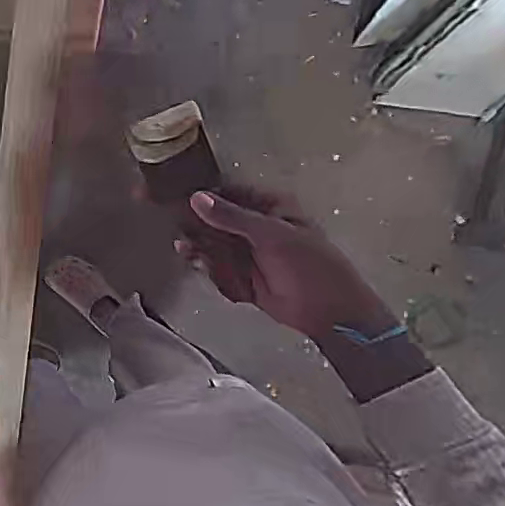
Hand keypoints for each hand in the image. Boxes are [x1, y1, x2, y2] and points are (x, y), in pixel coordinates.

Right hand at [178, 187, 395, 340]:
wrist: (325, 311)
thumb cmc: (308, 265)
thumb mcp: (270, 234)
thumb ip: (232, 217)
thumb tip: (197, 198)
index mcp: (272, 209)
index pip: (233, 194)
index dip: (208, 196)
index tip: (182, 199)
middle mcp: (259, 228)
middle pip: (219, 221)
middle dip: (199, 225)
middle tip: (179, 227)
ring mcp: (250, 253)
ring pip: (215, 245)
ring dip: (199, 246)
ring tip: (184, 248)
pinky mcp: (242, 276)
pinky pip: (218, 267)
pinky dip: (206, 266)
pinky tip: (194, 262)